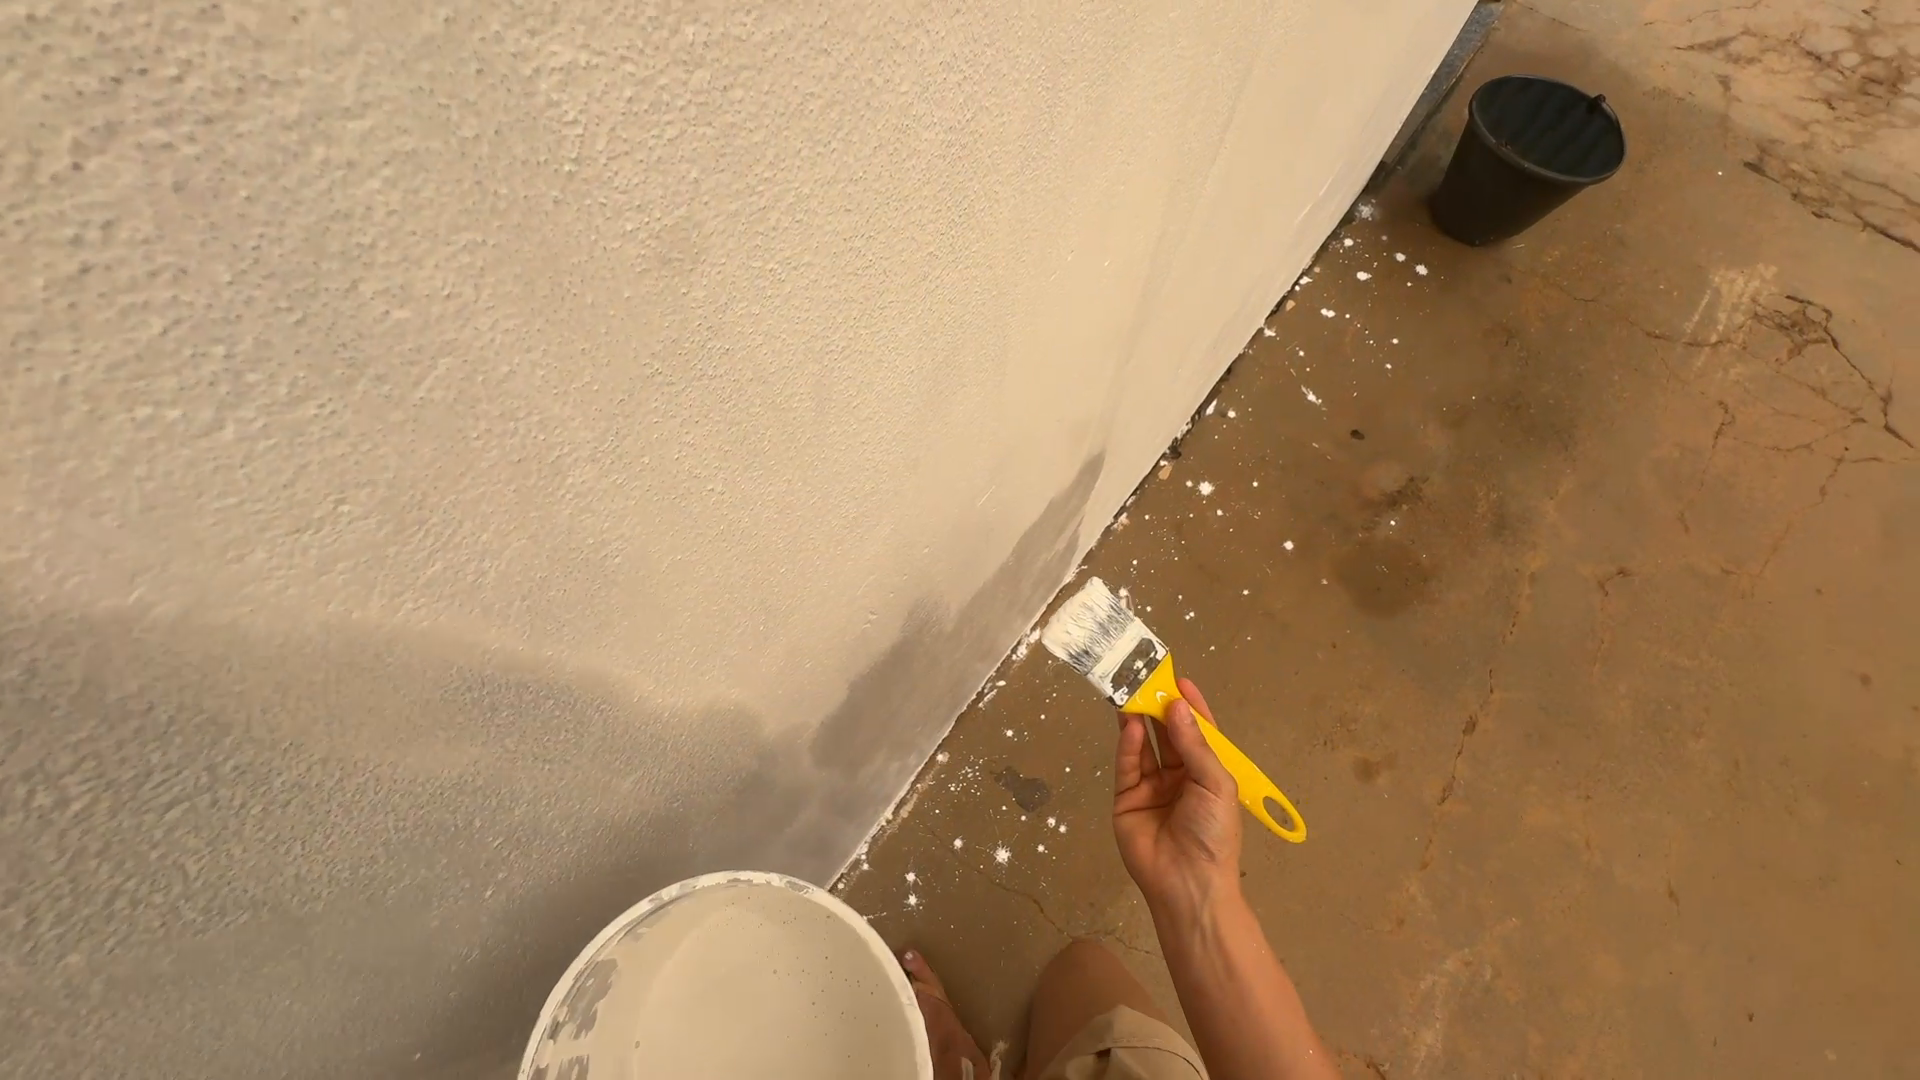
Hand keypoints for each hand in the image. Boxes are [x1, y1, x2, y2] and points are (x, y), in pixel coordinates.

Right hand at [1111, 677, 1242, 914]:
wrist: (1188, 883)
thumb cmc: (1214, 833)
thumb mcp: (1215, 784)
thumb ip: (1194, 744)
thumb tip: (1176, 707)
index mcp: (1207, 775)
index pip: (1199, 733)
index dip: (1190, 708)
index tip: (1179, 680)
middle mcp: (1180, 777)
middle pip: (1169, 735)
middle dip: (1161, 708)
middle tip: (1148, 680)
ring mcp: (1152, 787)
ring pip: (1145, 746)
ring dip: (1141, 720)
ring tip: (1133, 692)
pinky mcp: (1127, 798)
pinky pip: (1129, 765)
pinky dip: (1129, 743)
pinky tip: (1131, 724)